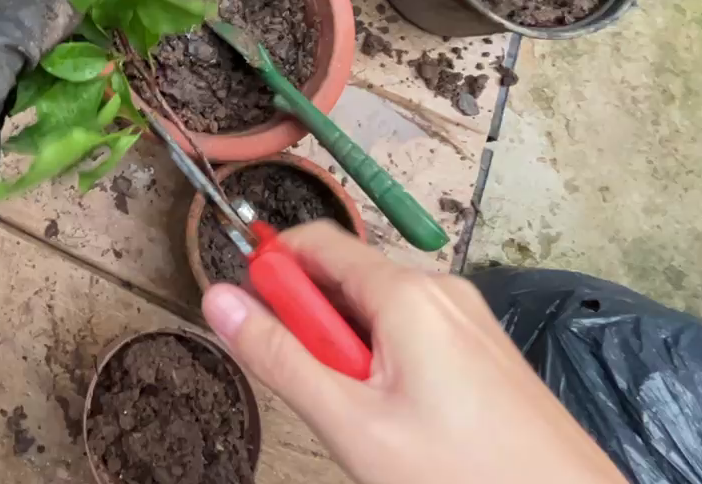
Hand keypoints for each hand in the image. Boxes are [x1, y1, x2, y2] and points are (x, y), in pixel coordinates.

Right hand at [201, 222, 623, 483]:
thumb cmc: (466, 480)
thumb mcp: (353, 426)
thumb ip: (279, 358)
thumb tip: (216, 298)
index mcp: (405, 292)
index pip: (313, 242)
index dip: (274, 274)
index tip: (264, 327)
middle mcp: (439, 287)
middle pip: (344, 276)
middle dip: (318, 323)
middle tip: (326, 392)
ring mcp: (468, 316)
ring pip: (376, 308)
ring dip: (352, 348)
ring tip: (371, 419)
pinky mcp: (485, 347)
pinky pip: (412, 329)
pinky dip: (388, 359)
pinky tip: (409, 422)